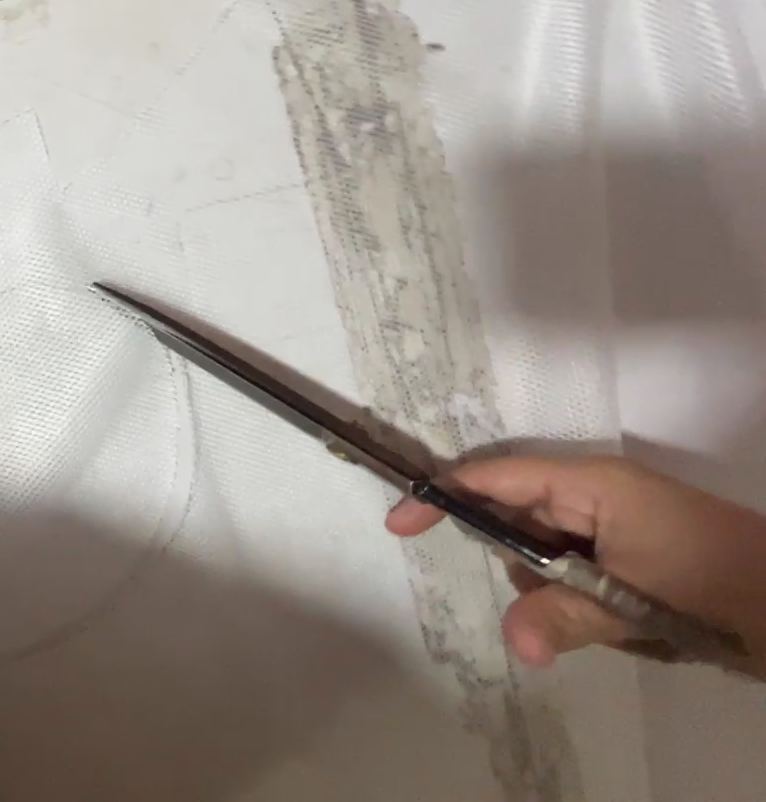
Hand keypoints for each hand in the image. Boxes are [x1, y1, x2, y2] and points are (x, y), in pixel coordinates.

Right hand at [386, 455, 765, 676]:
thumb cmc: (726, 584)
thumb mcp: (641, 603)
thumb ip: (566, 617)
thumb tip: (514, 648)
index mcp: (586, 483)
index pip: (486, 478)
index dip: (438, 498)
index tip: (399, 527)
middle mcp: (590, 491)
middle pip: (511, 515)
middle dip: (524, 563)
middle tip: (557, 600)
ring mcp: (610, 517)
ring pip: (541, 547)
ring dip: (559, 587)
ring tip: (614, 617)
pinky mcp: (628, 543)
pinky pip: (573, 563)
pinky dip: (583, 594)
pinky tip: (624, 616)